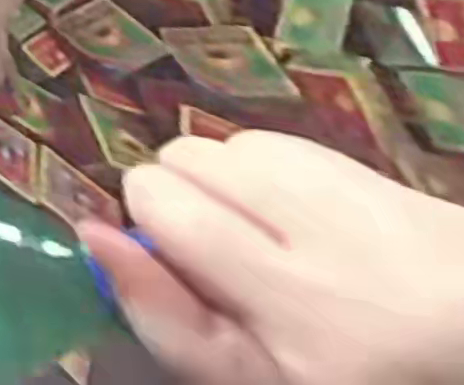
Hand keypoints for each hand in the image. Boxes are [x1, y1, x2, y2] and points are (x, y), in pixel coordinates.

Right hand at [81, 131, 463, 384]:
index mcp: (311, 312)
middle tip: (233, 250)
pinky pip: (292, 147)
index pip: (158, 197)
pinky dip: (277, 172)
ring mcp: (396, 212)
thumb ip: (162, 317)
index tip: (187, 264)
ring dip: (230, 178)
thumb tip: (92, 232)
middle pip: (187, 156)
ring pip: (234, 143)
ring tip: (272, 231)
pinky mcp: (412, 191)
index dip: (154, 223)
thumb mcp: (246, 377)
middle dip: (188, 192)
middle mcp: (359, 250)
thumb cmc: (328, 376)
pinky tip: (310, 216)